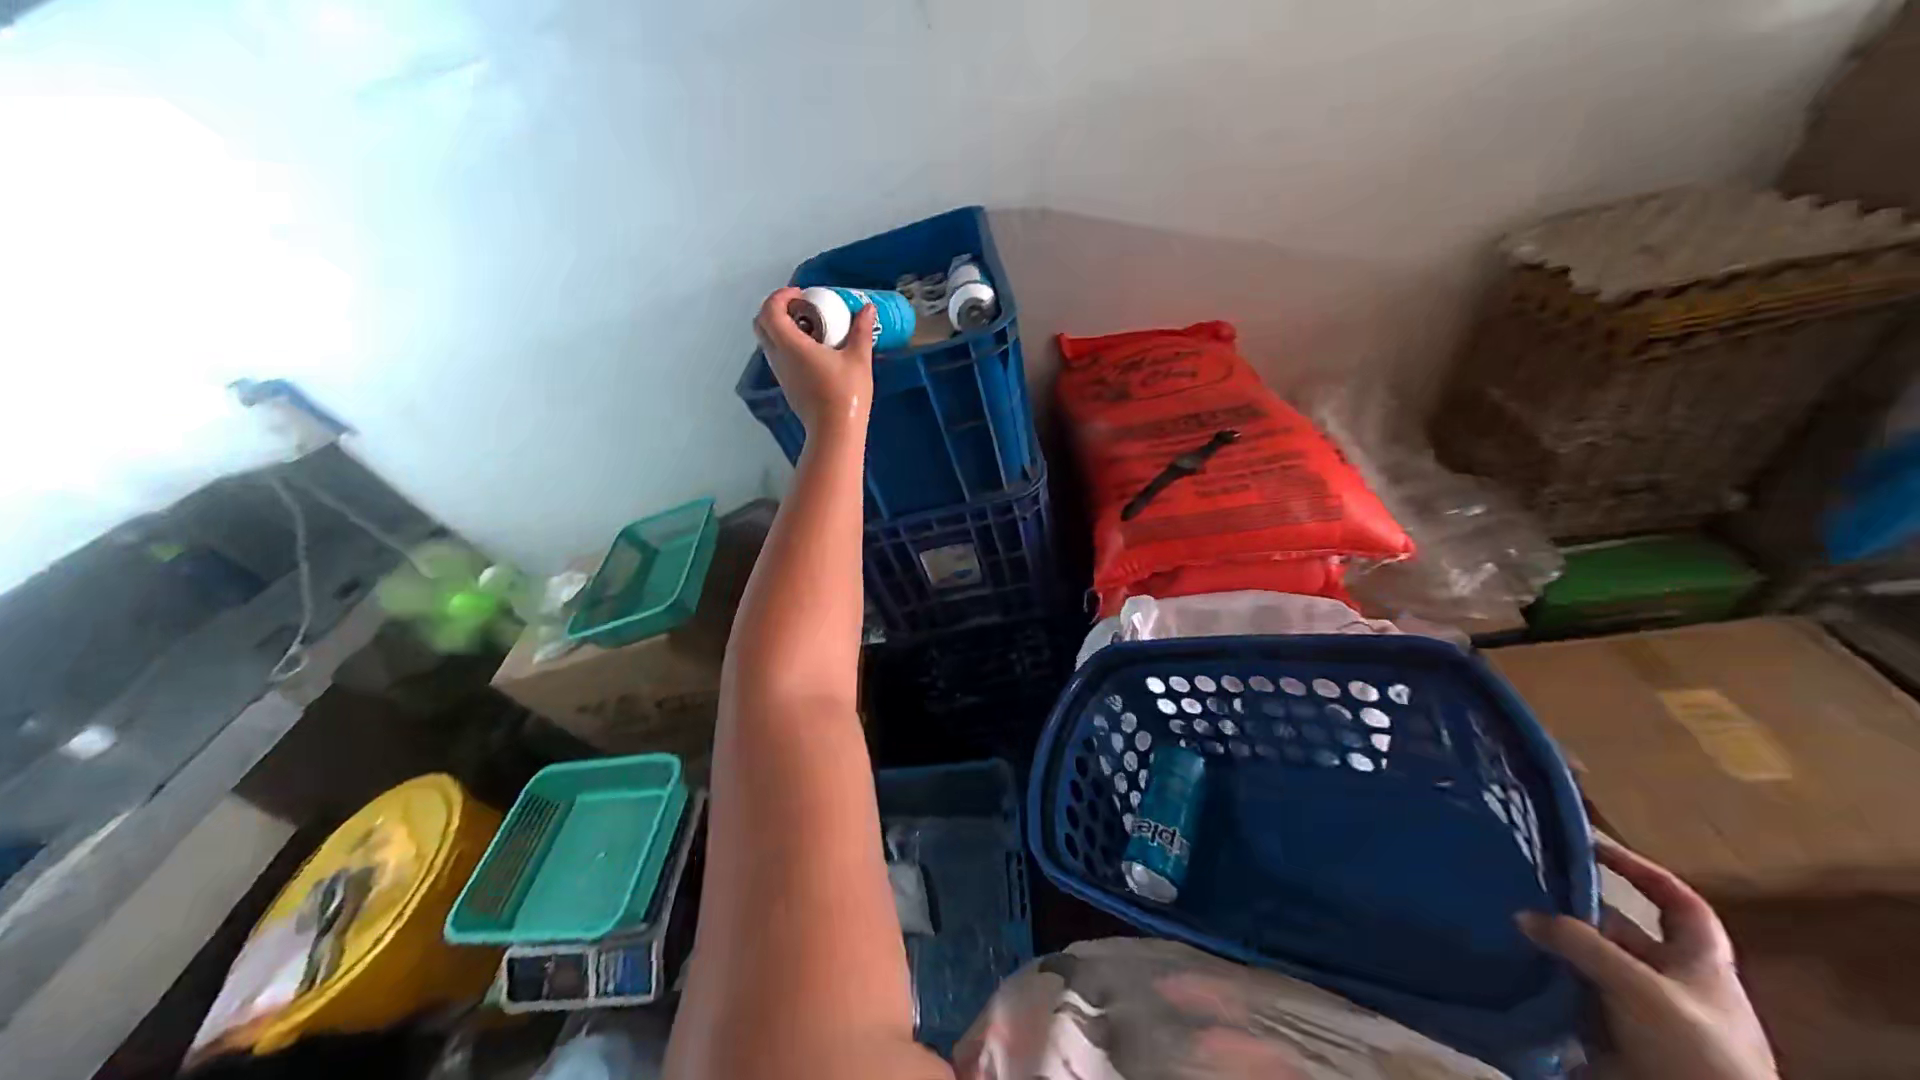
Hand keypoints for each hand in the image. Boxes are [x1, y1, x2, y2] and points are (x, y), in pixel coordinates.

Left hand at [754, 287, 875, 438]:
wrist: (835, 431)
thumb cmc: (846, 393)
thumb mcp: (859, 358)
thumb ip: (861, 331)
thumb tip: (868, 309)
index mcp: (791, 345)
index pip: (770, 311)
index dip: (780, 296)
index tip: (801, 294)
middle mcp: (779, 357)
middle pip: (761, 324)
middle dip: (776, 309)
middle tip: (801, 307)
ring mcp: (780, 374)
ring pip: (768, 342)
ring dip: (781, 328)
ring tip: (809, 328)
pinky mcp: (787, 386)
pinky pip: (778, 357)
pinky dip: (787, 345)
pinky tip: (812, 351)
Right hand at [1520, 836, 1775, 1079]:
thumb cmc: (1694, 1052)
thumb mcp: (1640, 988)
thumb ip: (1580, 944)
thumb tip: (1521, 915)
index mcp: (1699, 965)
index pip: (1679, 903)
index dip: (1643, 870)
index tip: (1593, 845)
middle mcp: (1668, 983)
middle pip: (1617, 930)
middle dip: (1571, 909)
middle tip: (1520, 884)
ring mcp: (1636, 1013)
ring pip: (1584, 962)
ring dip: (1549, 945)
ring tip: (1501, 919)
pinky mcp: (1608, 1039)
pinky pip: (1566, 996)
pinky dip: (1539, 980)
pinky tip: (1506, 963)